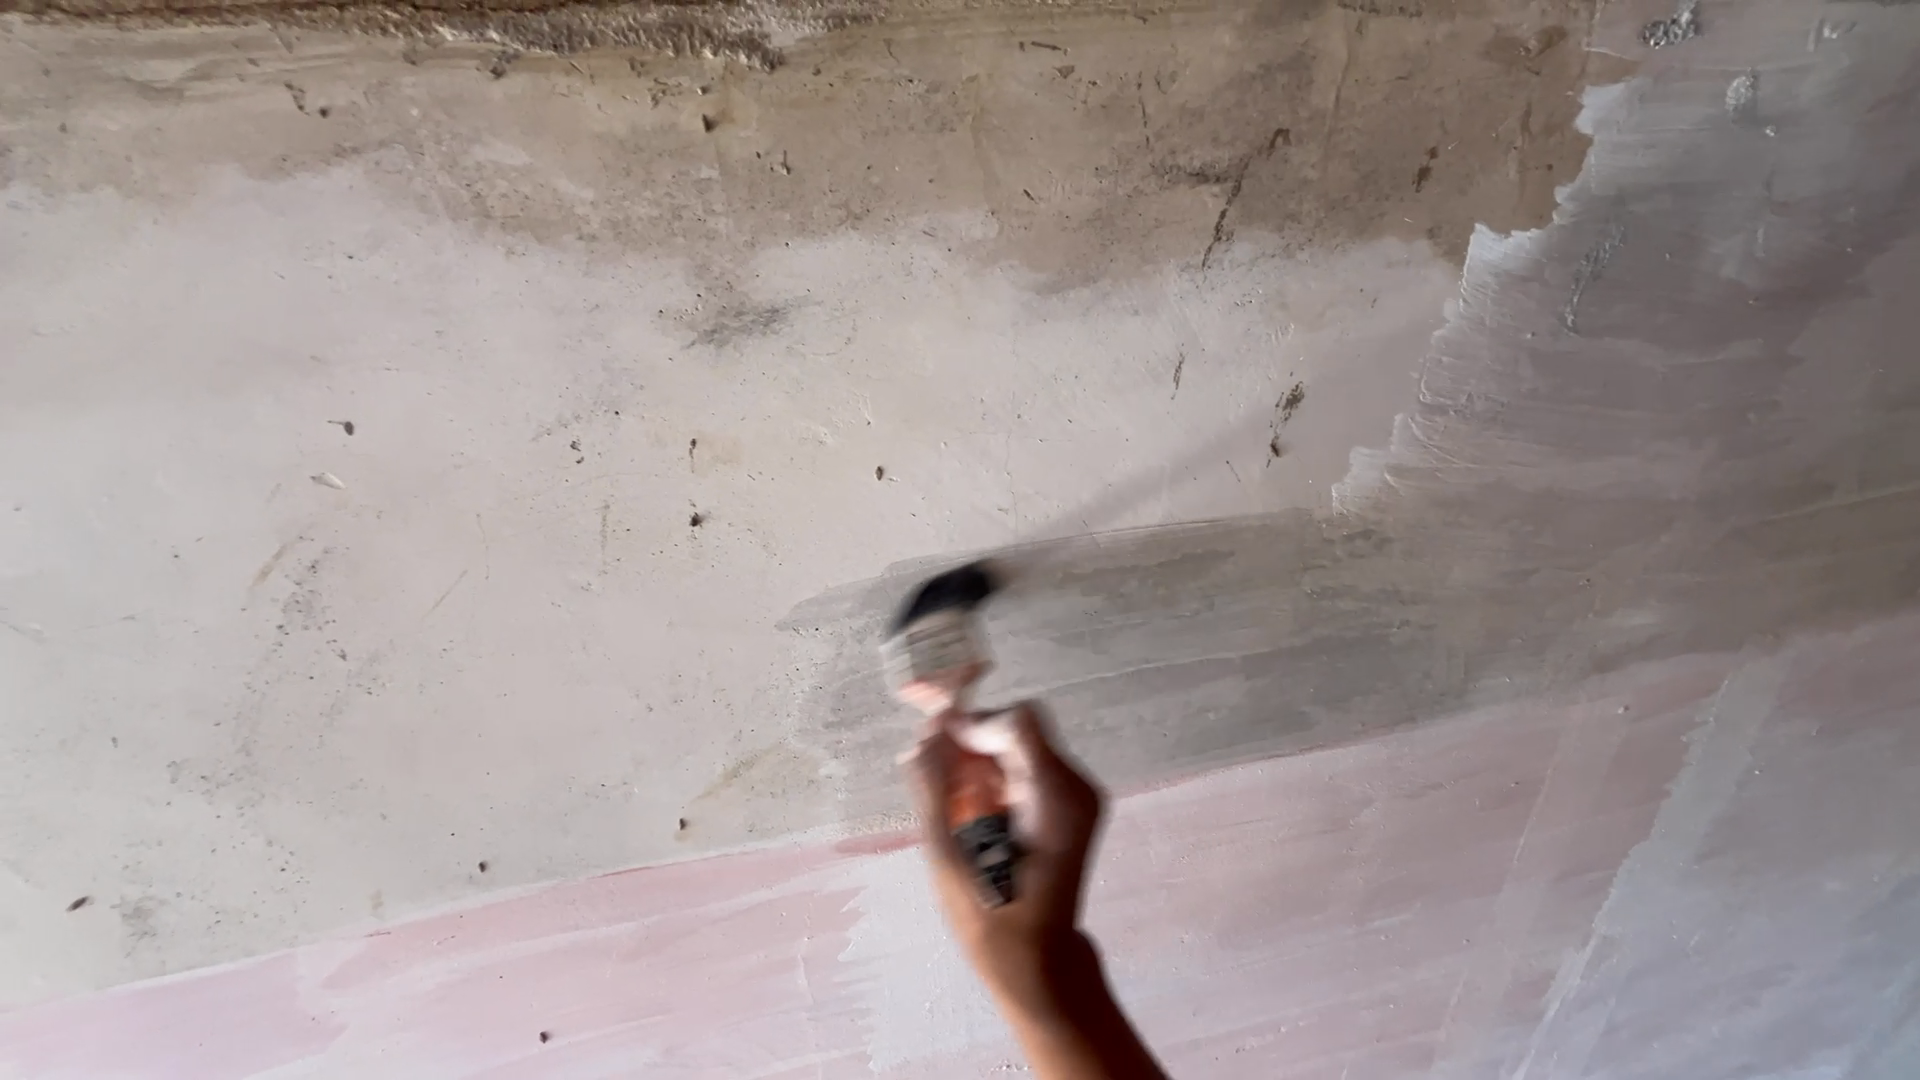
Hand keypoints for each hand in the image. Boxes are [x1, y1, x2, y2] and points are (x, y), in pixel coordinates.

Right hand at [903, 703, 1105, 1015]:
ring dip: (977, 758)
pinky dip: (992, 775)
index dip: (973, 719)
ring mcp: (1076, 794)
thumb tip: (919, 740)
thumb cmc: (992, 923)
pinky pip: (1024, 766)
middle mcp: (1074, 786)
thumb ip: (934, 791)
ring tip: (948, 795)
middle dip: (969, 737)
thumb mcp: (949, 859)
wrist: (1041, 965)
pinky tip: (969, 805)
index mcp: (1054, 798)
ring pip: (1017, 743)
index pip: (1016, 720)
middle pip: (1016, 728)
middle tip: (929, 760)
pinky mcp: (1068, 803)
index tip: (935, 734)